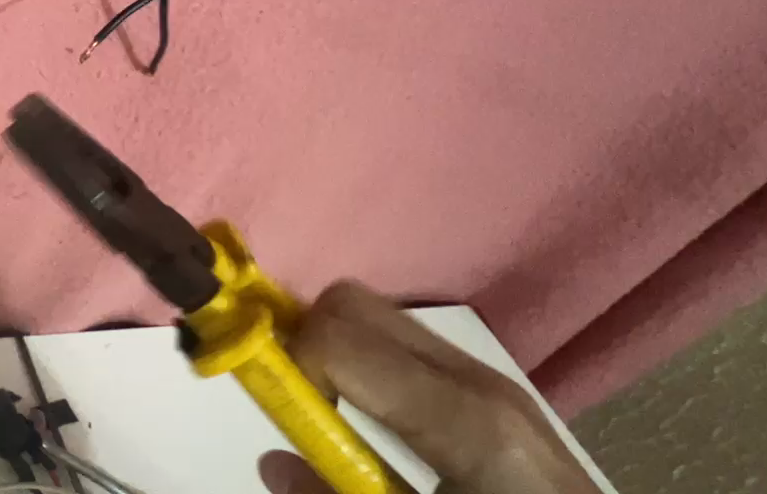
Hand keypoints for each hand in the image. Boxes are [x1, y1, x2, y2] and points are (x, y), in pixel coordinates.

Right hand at [278, 281, 599, 493]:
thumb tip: (273, 463)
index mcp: (468, 426)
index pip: (339, 339)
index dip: (292, 366)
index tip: (290, 415)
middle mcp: (478, 380)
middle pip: (351, 303)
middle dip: (306, 338)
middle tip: (303, 400)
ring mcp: (490, 377)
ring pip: (374, 310)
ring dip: (335, 343)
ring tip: (336, 408)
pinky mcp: (493, 387)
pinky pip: (404, 339)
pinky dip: (367, 354)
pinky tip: (378, 412)